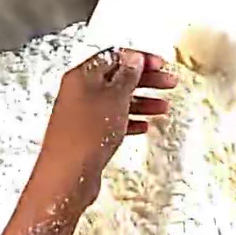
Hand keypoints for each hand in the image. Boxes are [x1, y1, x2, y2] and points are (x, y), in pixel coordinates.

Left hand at [29, 48, 175, 215]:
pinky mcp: (86, 135)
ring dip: (142, 101)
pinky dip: (130, 120)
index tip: (159, 64)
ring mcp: (82, 114)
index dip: (139, 58)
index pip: (114, 56)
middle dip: (146, 79)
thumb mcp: (114, 98)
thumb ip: (127, 76)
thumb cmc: (87, 134)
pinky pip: (112, 120)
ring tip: (164, 107)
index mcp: (82, 76)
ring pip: (117, 100)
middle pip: (117, 77)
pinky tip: (145, 126)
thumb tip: (134, 58)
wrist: (66, 178)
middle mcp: (80, 91)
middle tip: (169, 82)